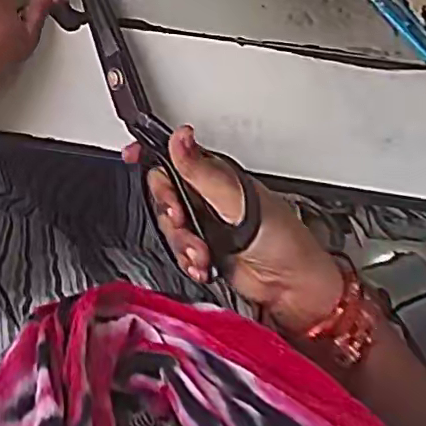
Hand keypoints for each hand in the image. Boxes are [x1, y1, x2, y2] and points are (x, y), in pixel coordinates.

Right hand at [126, 126, 345, 332]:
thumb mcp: (238, 199)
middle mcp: (207, 196)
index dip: (150, 153)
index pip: (175, 156)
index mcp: (216, 174)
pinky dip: (188, 261)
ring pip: (169, 226)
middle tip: (181, 218)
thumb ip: (202, 171)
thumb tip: (181, 138)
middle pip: (164, 193)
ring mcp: (205, 224)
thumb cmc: (282, 238)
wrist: (294, 288)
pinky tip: (204, 265)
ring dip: (182, 242)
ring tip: (203, 252)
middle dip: (168, 209)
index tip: (131, 154)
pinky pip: (178, 251)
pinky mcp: (204, 250)